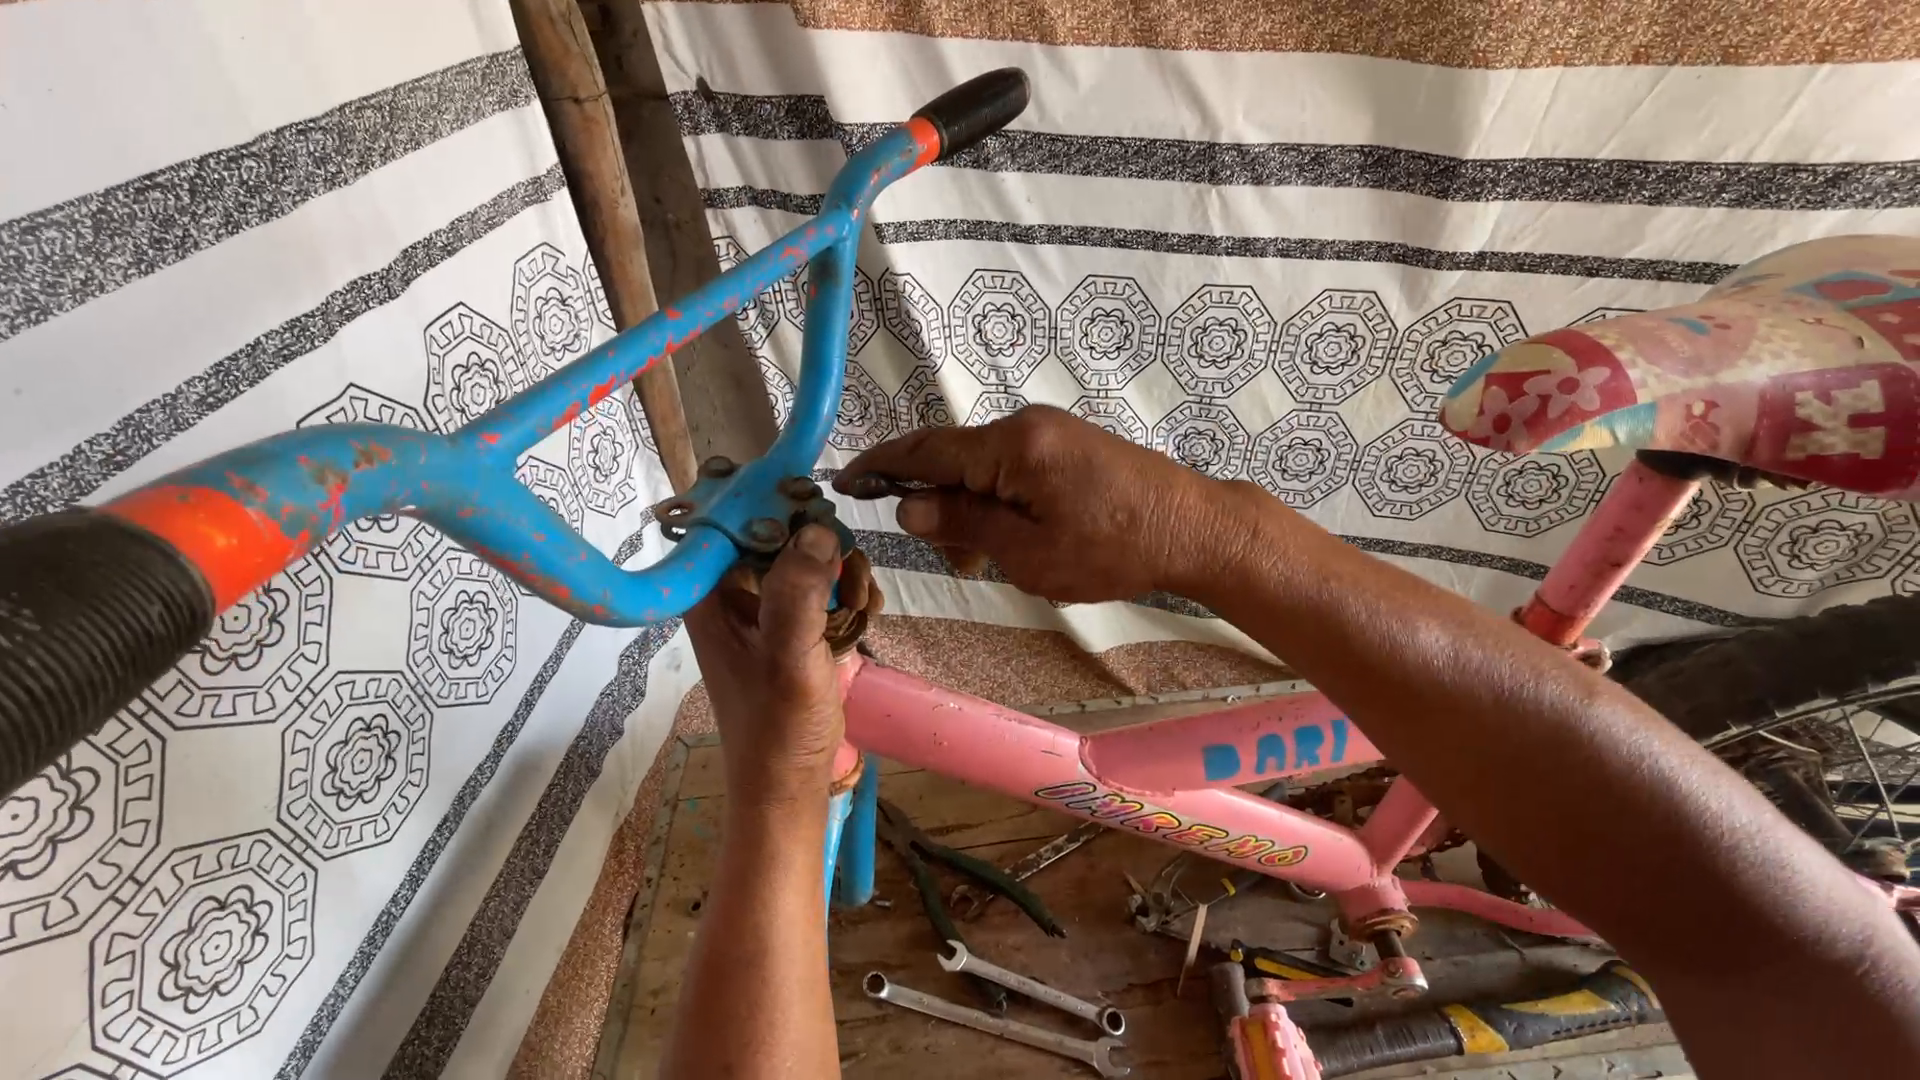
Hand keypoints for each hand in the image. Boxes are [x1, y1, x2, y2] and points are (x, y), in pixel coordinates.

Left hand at [685, 524, 847, 806]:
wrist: (791, 781)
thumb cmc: (777, 727)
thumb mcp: (789, 658)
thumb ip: (798, 592)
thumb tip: (817, 531)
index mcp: (712, 592)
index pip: (732, 517)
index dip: (772, 503)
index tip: (816, 512)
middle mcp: (735, 590)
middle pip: (780, 530)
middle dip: (822, 546)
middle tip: (847, 580)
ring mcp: (767, 605)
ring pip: (809, 554)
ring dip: (843, 572)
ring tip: (859, 608)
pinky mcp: (795, 621)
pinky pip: (825, 583)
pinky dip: (849, 592)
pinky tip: (864, 615)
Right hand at [833, 405, 1247, 602]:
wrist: (1195, 528)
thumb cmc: (1115, 549)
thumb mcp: (1032, 552)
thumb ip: (966, 525)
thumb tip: (909, 505)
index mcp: (1012, 446)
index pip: (926, 450)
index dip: (881, 465)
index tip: (844, 479)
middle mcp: (1024, 425)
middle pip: (952, 460)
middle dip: (938, 507)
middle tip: (958, 561)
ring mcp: (1048, 432)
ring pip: (981, 469)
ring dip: (971, 511)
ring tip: (992, 560)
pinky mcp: (1065, 445)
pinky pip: (1010, 470)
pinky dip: (997, 503)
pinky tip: (1013, 539)